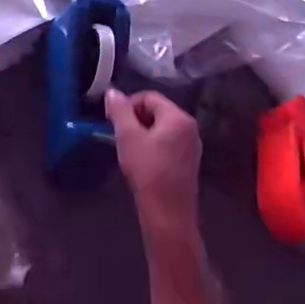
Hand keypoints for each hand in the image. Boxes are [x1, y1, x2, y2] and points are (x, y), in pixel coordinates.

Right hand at [105, 89, 201, 232]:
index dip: (128, 105)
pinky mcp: (189, 160)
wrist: (168, 212)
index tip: (113, 121)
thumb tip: (113, 91)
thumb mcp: (128, 137)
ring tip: (129, 149)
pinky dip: (153, 144)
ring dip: (143, 132)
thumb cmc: (147, 170)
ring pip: (162, 127)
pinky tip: (142, 160)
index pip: (149, 97)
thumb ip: (119, 111)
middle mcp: (190, 127)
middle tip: (119, 136)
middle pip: (157, 110)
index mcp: (178, 117)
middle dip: (135, 119)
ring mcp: (191, 145)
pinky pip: (168, 142)